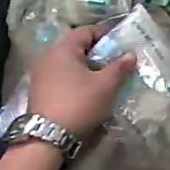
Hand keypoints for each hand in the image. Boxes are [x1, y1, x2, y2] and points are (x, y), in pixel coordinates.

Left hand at [22, 25, 135, 141]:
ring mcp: (41, 75)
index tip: (120, 44)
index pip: (85, 31)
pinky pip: (61, 76)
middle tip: (115, 62)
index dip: (104, 34)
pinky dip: (76, 79)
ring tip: (103, 78)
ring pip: (68, 63)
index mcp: (63, 49)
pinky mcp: (39, 91)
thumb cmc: (79, 103)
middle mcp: (48, 57)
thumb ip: (120, 67)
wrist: (47, 137)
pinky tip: (86, 91)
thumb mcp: (106, 85)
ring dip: (86, 67)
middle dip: (97, 52)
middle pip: (76, 47)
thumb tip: (131, 54)